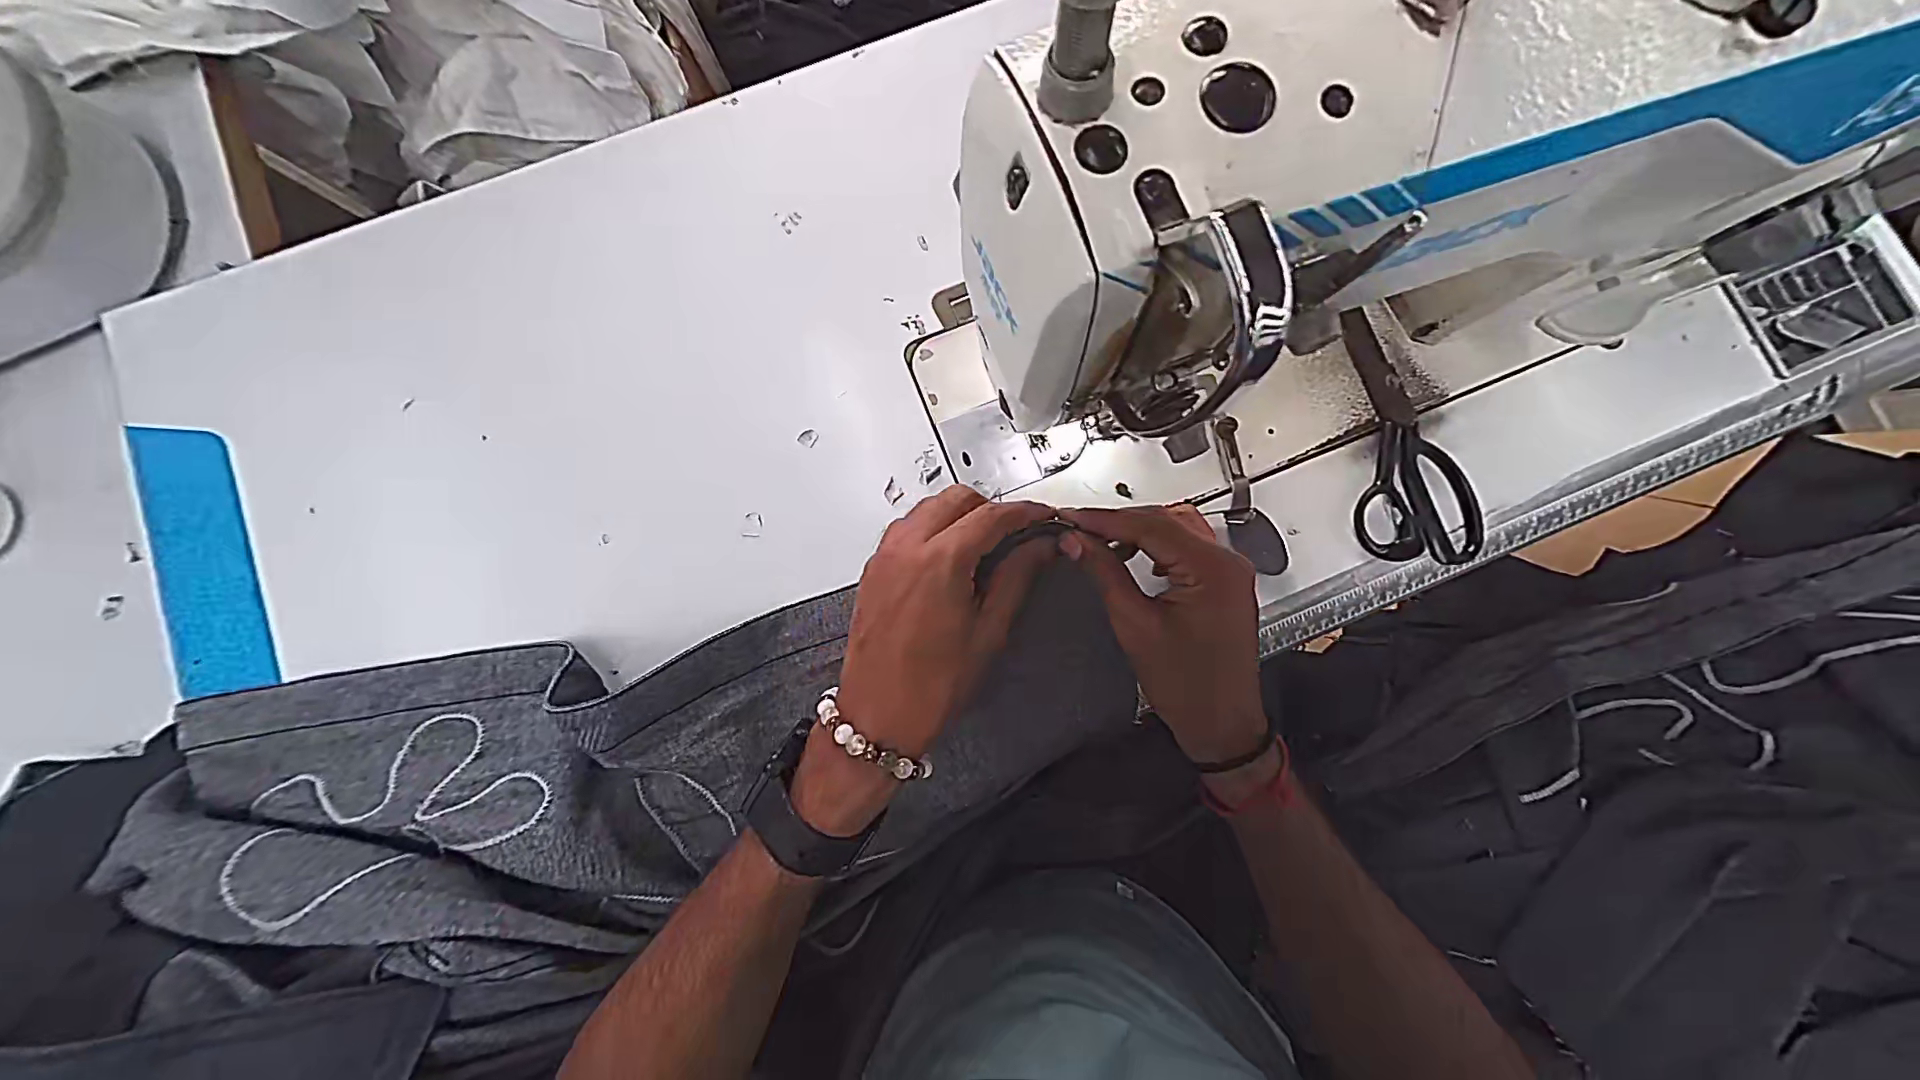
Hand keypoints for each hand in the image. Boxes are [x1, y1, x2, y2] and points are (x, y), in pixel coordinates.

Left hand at [789, 486, 1056, 834]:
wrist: (879, 714)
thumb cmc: (927, 686)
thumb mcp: (989, 631)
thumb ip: (1016, 578)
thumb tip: (1037, 549)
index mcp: (940, 561)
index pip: (992, 515)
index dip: (1025, 512)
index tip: (1040, 517)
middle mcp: (906, 550)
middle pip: (957, 498)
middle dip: (991, 507)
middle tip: (1014, 531)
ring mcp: (885, 557)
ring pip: (929, 507)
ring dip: (959, 514)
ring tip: (983, 544)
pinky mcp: (873, 569)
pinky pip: (907, 528)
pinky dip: (932, 528)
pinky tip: (948, 556)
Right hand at [1058, 505, 1268, 765]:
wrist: (1221, 722)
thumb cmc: (1188, 686)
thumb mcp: (1135, 624)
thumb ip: (1105, 573)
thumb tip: (1078, 542)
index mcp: (1213, 570)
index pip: (1150, 526)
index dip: (1105, 519)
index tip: (1072, 518)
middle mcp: (1228, 563)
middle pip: (1165, 520)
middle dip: (1119, 520)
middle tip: (1079, 527)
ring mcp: (1229, 571)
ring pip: (1177, 527)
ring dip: (1138, 529)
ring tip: (1099, 538)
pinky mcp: (1223, 581)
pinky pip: (1187, 546)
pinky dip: (1156, 543)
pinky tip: (1131, 553)